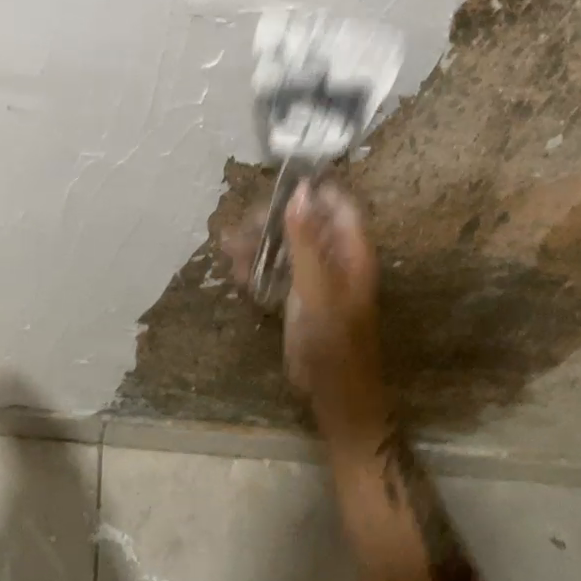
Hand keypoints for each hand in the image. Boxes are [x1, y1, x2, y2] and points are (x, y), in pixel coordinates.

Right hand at [223, 178, 385, 436]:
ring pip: (284, 246)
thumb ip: (306, 239)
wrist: (333, 395)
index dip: (313, 191)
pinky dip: (256, 268)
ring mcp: (315, 278)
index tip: (277, 184)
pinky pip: (275, 270)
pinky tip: (236, 273)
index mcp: (352, 252)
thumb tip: (298, 191)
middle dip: (272, 220)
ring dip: (256, 244)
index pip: (338, 205)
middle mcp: (336, 259)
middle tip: (242, 223)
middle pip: (304, 222)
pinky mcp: (297, 297)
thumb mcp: (317, 286)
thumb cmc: (333, 341)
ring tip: (228, 247)